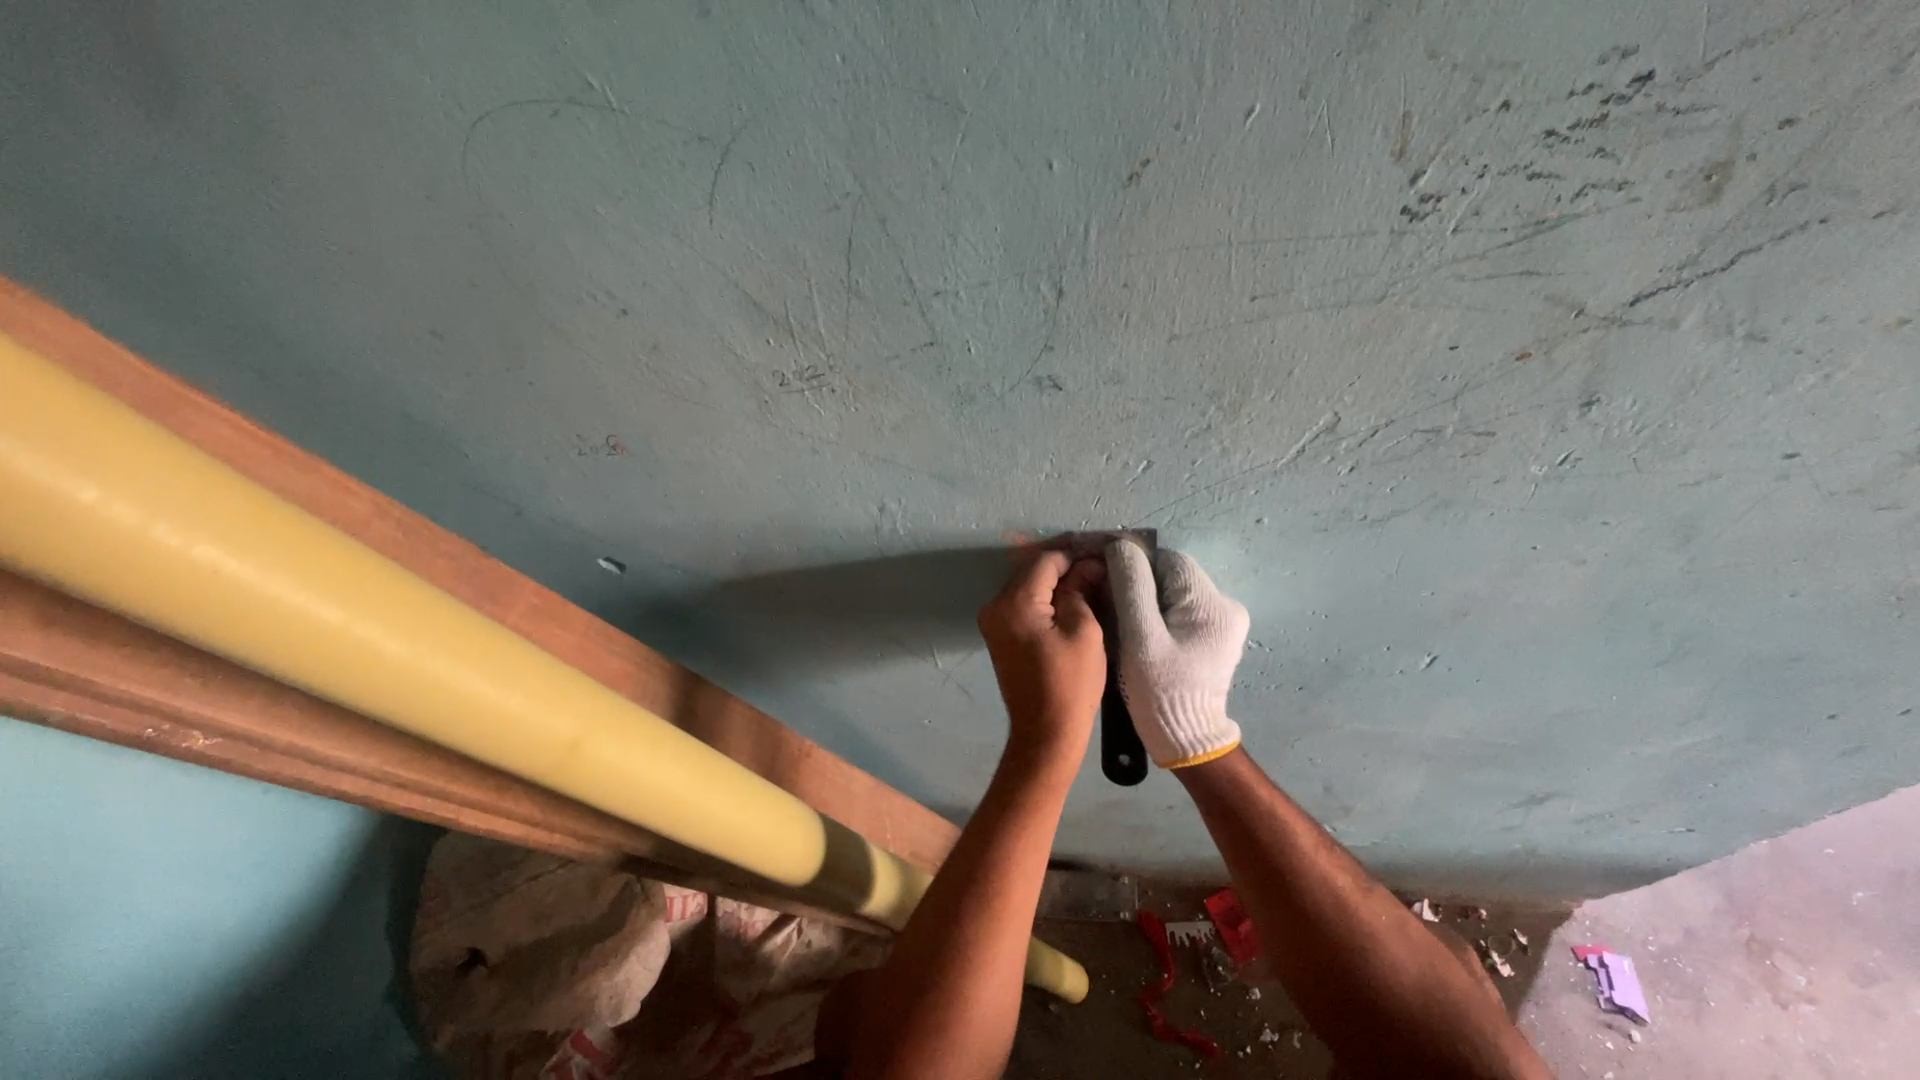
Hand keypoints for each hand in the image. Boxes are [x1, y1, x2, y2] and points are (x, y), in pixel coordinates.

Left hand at [976, 550, 1106, 752]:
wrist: (1045, 731)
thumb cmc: (1070, 683)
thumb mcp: (1084, 630)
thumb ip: (1080, 591)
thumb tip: (1086, 566)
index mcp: (1014, 602)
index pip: (1045, 561)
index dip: (1075, 555)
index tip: (1102, 557)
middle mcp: (995, 605)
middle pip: (1031, 570)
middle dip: (1064, 566)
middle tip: (1098, 566)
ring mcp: (993, 621)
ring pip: (1026, 586)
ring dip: (1054, 581)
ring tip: (1089, 581)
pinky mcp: (999, 635)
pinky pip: (1022, 604)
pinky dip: (1043, 598)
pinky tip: (1069, 599)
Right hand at [1104, 540, 1249, 767]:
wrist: (1186, 741)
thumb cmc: (1160, 689)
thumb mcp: (1139, 636)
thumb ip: (1131, 586)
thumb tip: (1120, 546)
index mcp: (1212, 603)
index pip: (1168, 561)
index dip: (1134, 568)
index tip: (1108, 588)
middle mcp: (1225, 606)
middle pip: (1172, 577)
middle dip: (1140, 588)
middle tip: (1114, 613)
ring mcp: (1223, 624)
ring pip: (1173, 594)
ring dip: (1147, 603)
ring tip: (1127, 629)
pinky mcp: (1214, 639)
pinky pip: (1179, 612)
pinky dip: (1158, 618)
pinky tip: (1143, 639)